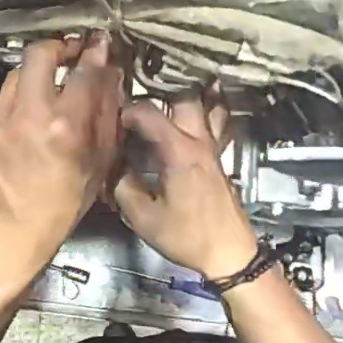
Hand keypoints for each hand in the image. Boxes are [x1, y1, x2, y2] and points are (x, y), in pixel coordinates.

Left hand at [0, 34, 122, 288]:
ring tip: (50, 83)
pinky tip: (31, 114)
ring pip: (17, 73)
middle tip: (70, 53)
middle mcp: (29, 115)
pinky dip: (22, 99)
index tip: (99, 42)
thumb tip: (109, 75)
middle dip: (58, 47)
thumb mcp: (100, 158)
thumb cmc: (69, 197)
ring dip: (37, 72)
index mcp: (64, 125)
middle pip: (38, 55)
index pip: (82, 73)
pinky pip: (5, 100)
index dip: (93, 52)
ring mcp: (1, 121)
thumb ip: (106, 112)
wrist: (20, 225)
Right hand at [112, 89, 258, 277]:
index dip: (126, 111)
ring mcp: (212, 147)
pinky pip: (211, 123)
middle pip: (185, 95)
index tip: (112, 120)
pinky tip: (185, 119)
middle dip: (160, 90)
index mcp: (179, 151)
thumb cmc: (188, 236)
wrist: (229, 252)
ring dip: (185, 97)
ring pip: (205, 105)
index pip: (149, 113)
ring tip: (164, 94)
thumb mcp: (144, 217)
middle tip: (139, 98)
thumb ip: (123, 186)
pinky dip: (200, 113)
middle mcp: (199, 141)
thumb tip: (114, 168)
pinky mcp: (217, 157)